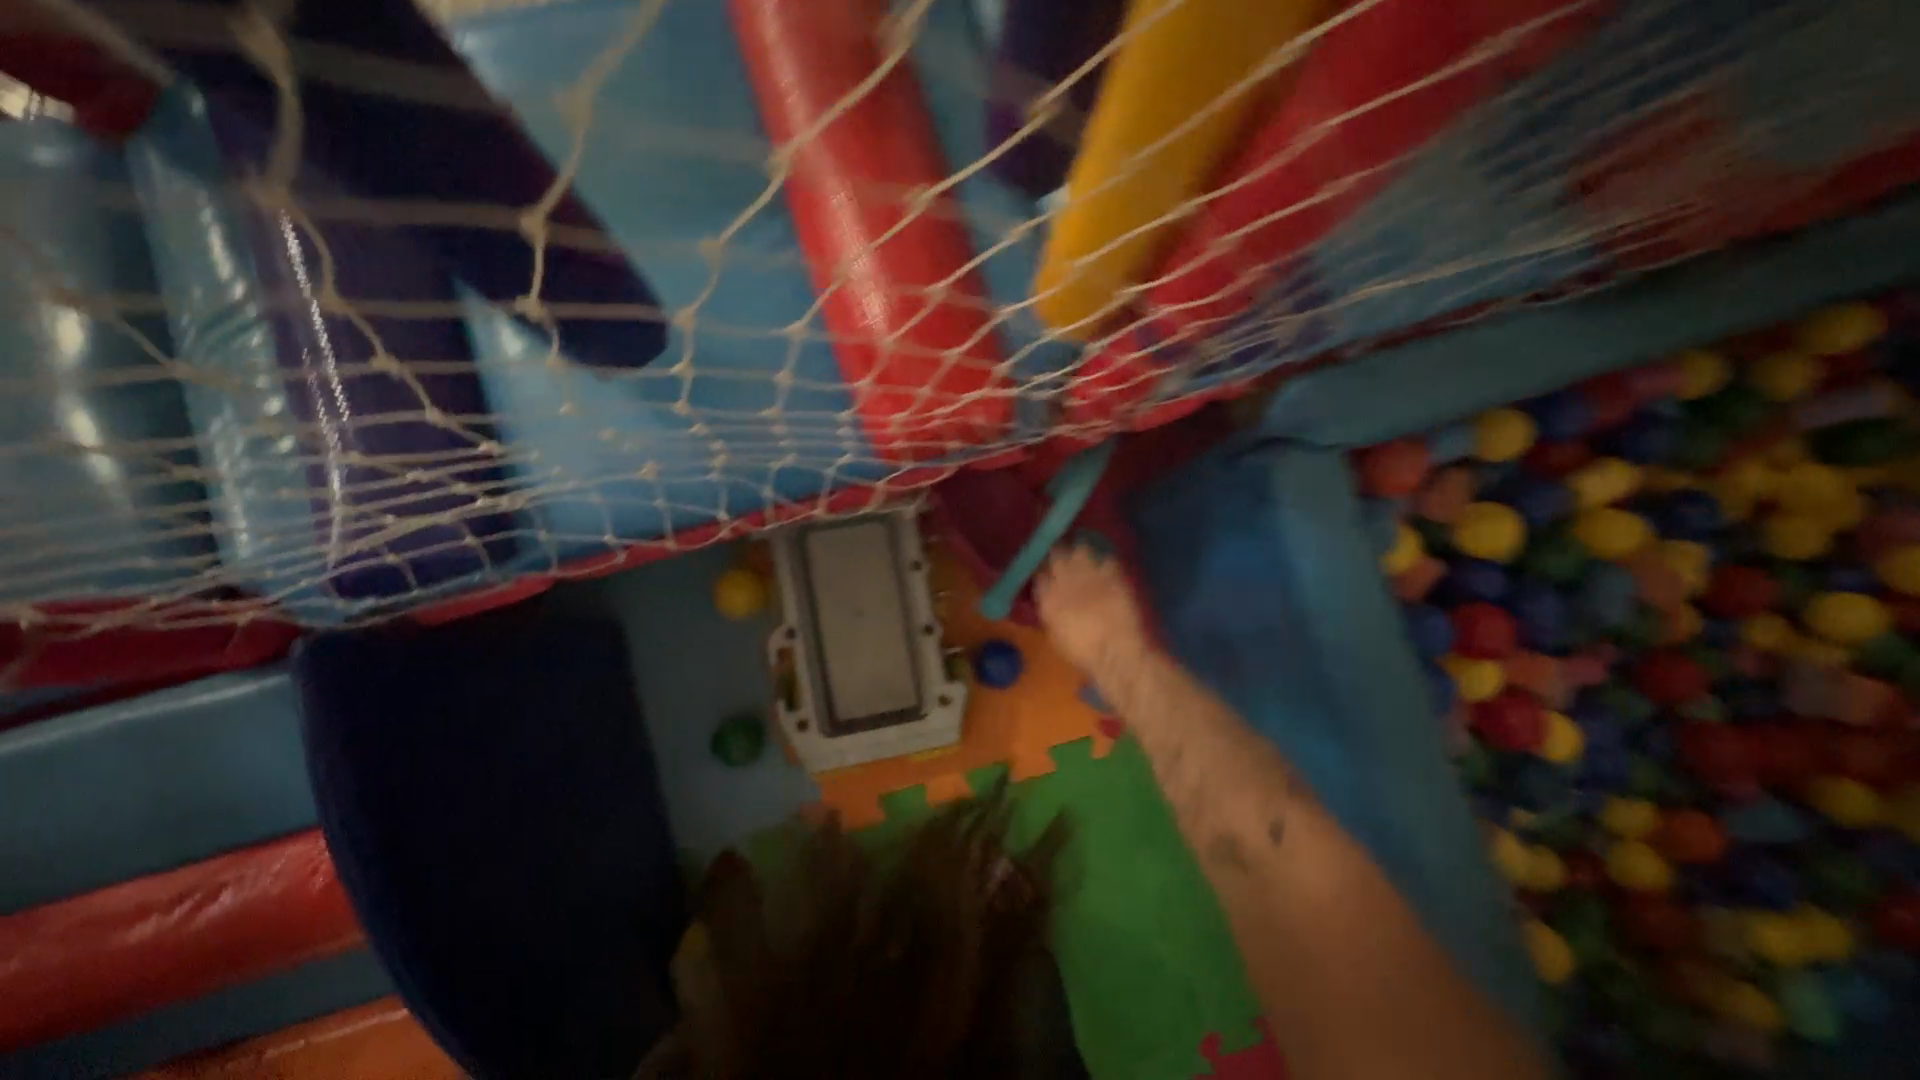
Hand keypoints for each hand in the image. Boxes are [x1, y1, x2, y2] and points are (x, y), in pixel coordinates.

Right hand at [1034, 544, 1147, 676]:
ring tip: (1086, 558)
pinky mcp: (1113, 576)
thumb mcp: (1057, 635)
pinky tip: (1108, 570)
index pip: (1040, 574)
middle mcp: (1065, 580)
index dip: (1044, 572)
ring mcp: (1090, 574)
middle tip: (1065, 558)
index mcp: (1048, 598)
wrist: (1114, 652)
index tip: (1047, 573)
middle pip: (1058, 554)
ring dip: (1082, 553)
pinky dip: (1107, 564)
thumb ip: (1051, 612)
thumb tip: (1050, 599)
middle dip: (1060, 554)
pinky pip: (1108, 560)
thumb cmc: (1082, 652)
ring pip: (1082, 550)